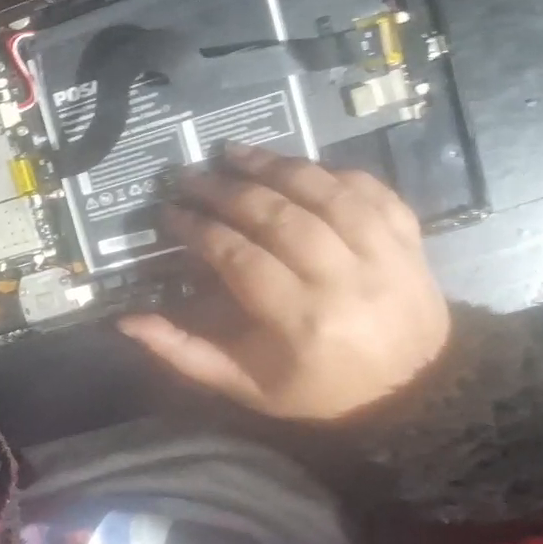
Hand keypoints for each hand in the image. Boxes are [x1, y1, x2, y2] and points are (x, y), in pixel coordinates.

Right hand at [118, 144, 450, 420]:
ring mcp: (384, 255)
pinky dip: (331, 172)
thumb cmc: (317, 389)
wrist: (416, 391)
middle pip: (279, 218)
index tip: (169, 213)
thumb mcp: (243, 386)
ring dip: (275, 166)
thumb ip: (183, 353)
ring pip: (325, 194)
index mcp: (299, 321)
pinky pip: (370, 190)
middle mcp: (344, 281)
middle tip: (190, 177)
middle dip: (227, 191)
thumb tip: (126, 321)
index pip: (240, 258)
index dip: (199, 230)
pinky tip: (295, 165)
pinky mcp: (410, 240)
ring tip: (234, 152)